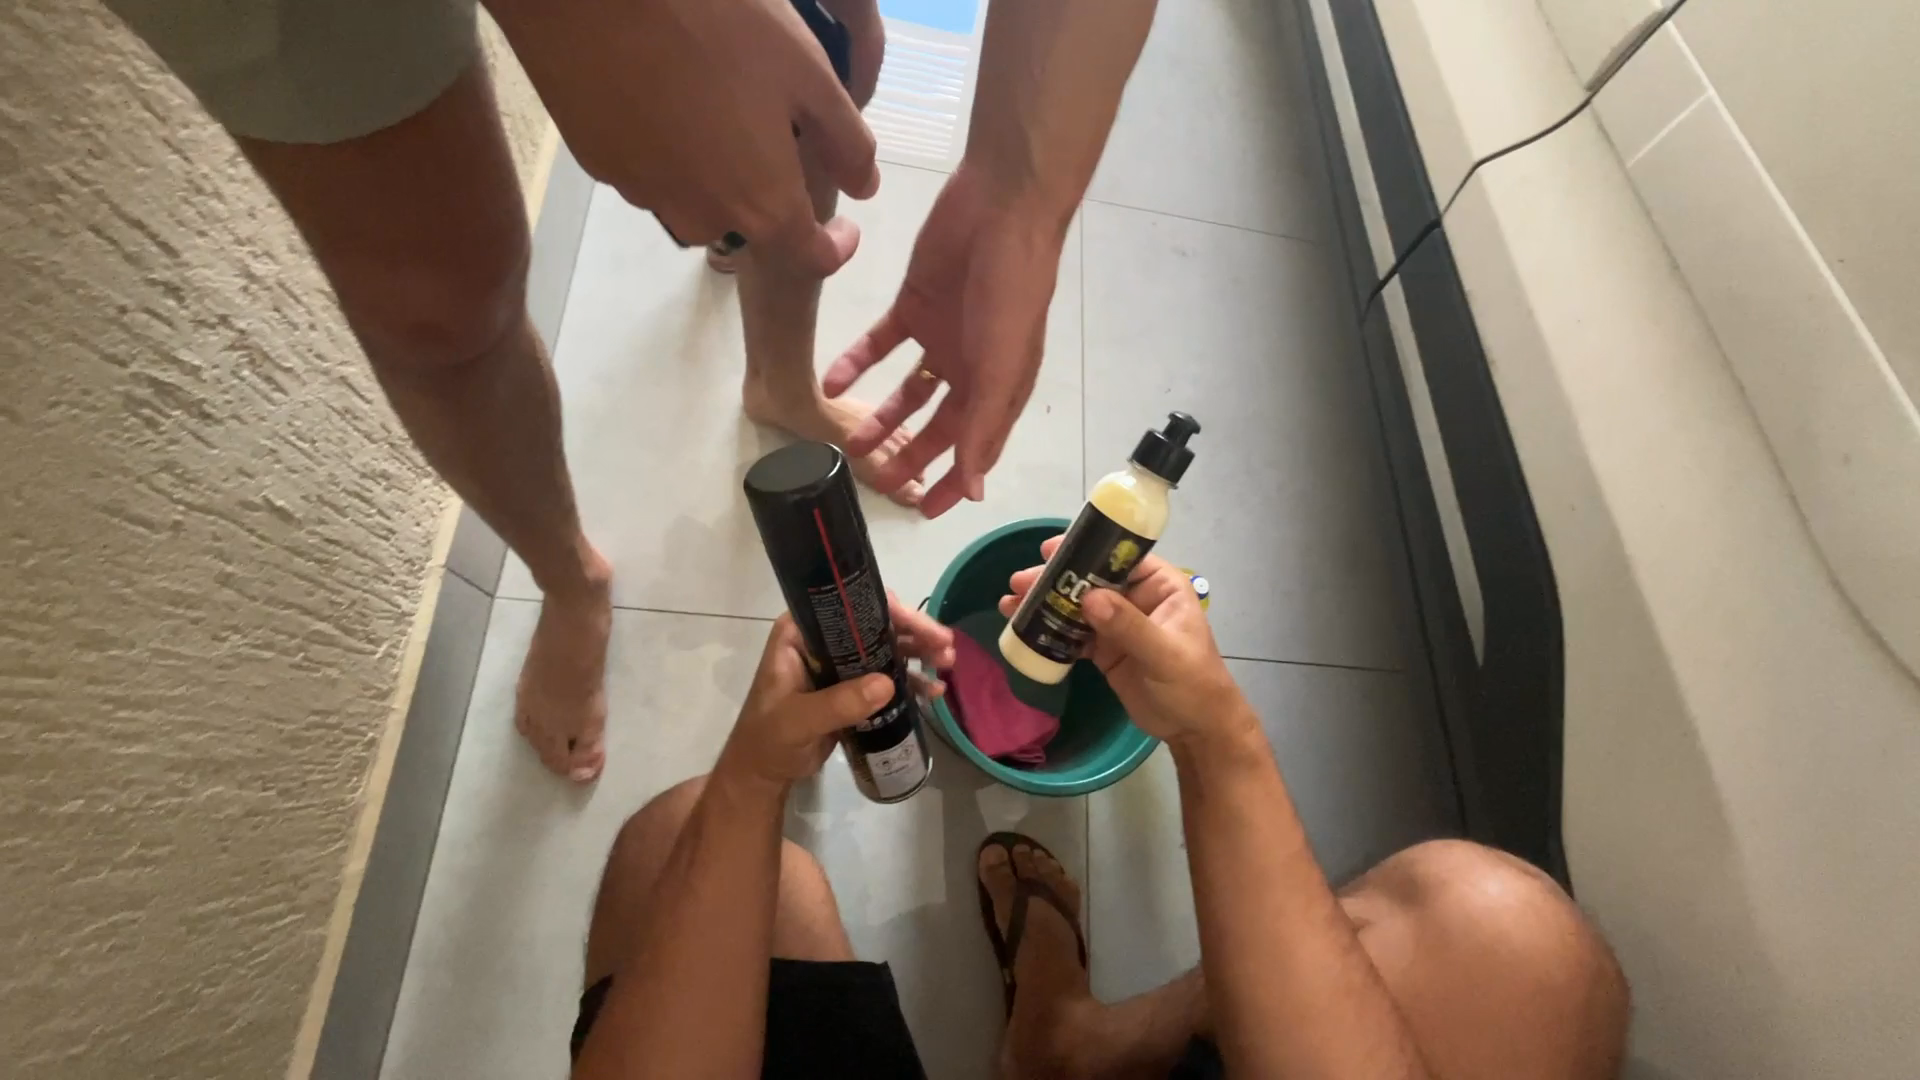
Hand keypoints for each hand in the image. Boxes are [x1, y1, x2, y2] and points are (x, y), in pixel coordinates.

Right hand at [487, 0, 878, 274]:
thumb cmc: (714, 19)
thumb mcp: (807, 72)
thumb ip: (847, 141)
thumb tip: (865, 187)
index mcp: (766, 207)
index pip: (813, 258)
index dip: (836, 247)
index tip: (844, 227)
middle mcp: (707, 220)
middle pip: (756, 227)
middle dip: (773, 192)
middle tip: (772, 127)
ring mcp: (649, 198)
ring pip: (703, 200)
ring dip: (720, 170)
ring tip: (715, 100)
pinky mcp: (603, 168)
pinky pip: (654, 172)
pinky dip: (671, 149)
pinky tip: (664, 92)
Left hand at [716, 598, 954, 790]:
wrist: (763, 775)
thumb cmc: (768, 740)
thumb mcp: (798, 721)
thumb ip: (838, 704)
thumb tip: (887, 683)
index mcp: (801, 633)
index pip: (848, 607)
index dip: (886, 609)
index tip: (917, 624)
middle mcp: (824, 641)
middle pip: (875, 624)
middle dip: (913, 631)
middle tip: (945, 645)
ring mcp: (841, 664)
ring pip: (887, 647)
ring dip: (918, 652)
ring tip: (947, 664)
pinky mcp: (853, 688)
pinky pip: (888, 675)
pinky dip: (911, 680)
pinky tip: (933, 690)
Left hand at [822, 163, 1070, 516]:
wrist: (1001, 205)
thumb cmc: (1010, 291)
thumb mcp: (1000, 367)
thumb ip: (982, 428)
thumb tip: (974, 492)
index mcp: (997, 389)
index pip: (972, 449)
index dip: (950, 482)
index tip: (922, 511)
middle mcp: (969, 369)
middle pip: (935, 424)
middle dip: (908, 453)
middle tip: (873, 477)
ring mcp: (940, 337)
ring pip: (905, 390)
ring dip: (879, 415)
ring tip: (847, 438)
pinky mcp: (913, 306)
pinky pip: (880, 344)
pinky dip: (857, 363)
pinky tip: (830, 380)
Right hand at [998, 537, 1248, 745]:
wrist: (1196, 732)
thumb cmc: (1194, 686)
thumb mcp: (1165, 655)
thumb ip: (1129, 626)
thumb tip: (1088, 598)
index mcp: (1160, 586)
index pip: (1120, 557)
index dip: (1086, 549)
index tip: (1050, 550)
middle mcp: (1136, 598)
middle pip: (1090, 579)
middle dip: (1054, 579)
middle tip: (1020, 582)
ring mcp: (1118, 624)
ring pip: (1076, 605)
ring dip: (1045, 603)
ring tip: (1010, 604)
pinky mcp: (1104, 649)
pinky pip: (1073, 633)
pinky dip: (1050, 631)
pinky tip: (1025, 628)